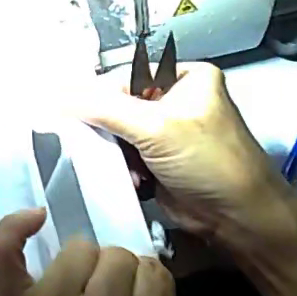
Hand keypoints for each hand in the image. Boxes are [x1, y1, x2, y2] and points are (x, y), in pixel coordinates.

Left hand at [0, 209, 175, 295]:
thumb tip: (146, 274)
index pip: (154, 273)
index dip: (142, 284)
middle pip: (119, 256)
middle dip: (112, 278)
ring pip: (79, 247)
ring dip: (77, 267)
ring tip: (67, 295)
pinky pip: (8, 246)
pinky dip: (16, 226)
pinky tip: (32, 220)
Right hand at [75, 62, 296, 253]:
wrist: (238, 218)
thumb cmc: (208, 162)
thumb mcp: (155, 126)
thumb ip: (104, 109)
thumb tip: (58, 96)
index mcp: (184, 77)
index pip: (126, 78)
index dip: (100, 98)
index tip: (73, 116)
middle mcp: (176, 100)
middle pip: (119, 108)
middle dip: (109, 131)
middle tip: (97, 146)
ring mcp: (168, 134)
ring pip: (120, 136)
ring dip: (116, 154)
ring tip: (124, 168)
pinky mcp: (161, 162)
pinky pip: (127, 158)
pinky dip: (125, 170)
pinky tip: (135, 181)